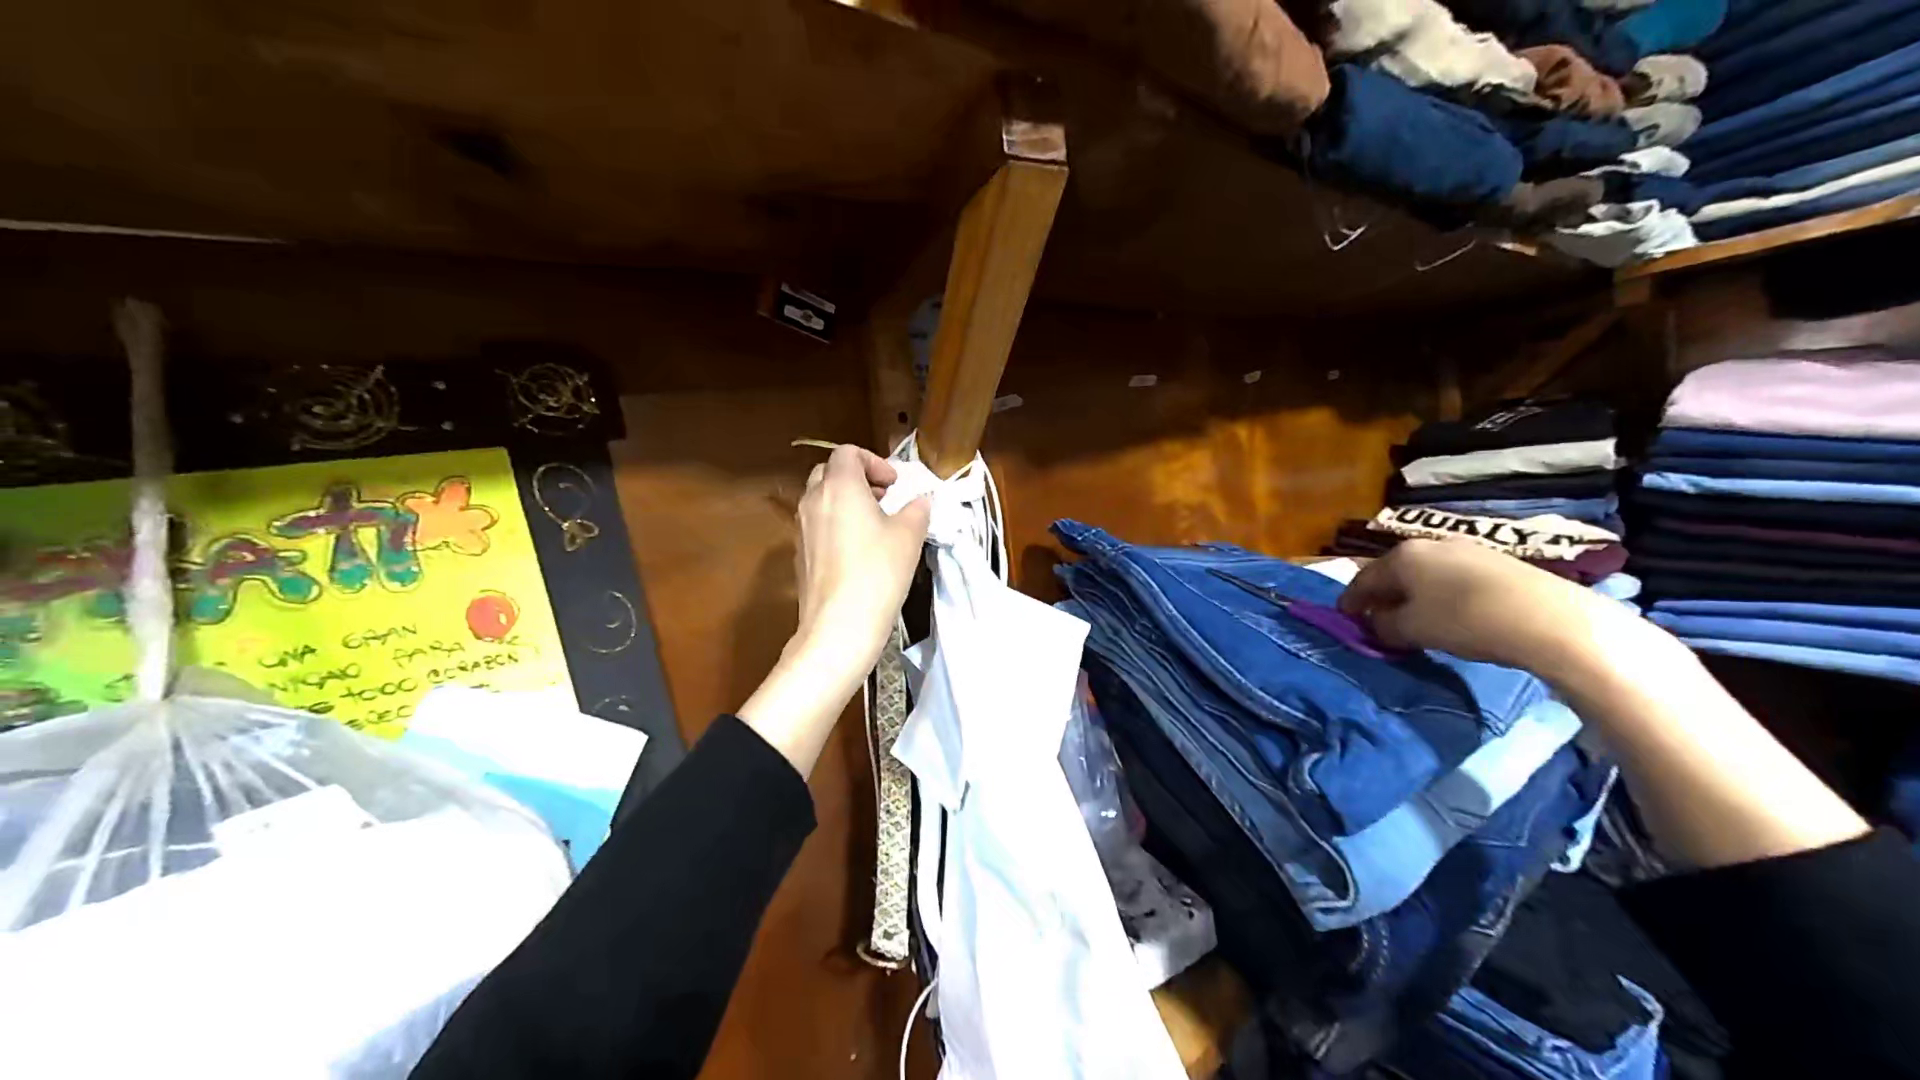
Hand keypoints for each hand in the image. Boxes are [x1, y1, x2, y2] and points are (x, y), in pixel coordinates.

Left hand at [740, 444, 929, 777]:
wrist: (839, 626)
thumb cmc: (878, 572)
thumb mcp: (909, 536)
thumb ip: (917, 510)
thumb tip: (920, 501)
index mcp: (839, 486)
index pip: (848, 453)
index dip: (875, 462)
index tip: (895, 484)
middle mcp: (813, 501)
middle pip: (829, 472)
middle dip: (858, 478)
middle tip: (884, 498)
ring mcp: (801, 529)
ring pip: (820, 499)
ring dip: (846, 501)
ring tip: (874, 524)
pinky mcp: (799, 555)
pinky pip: (817, 526)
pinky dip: (836, 525)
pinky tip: (858, 552)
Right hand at [1337, 538, 1633, 678]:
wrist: (1550, 619)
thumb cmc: (1465, 620)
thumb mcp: (1412, 629)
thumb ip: (1383, 625)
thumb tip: (1376, 623)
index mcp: (1401, 556)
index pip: (1363, 580)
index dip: (1350, 602)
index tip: (1344, 620)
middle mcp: (1430, 544)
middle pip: (1394, 573)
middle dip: (1382, 597)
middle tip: (1377, 621)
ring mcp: (1467, 549)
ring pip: (1424, 575)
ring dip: (1413, 597)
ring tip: (1415, 621)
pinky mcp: (1498, 562)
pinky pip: (1452, 579)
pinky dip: (1440, 595)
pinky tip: (1450, 615)